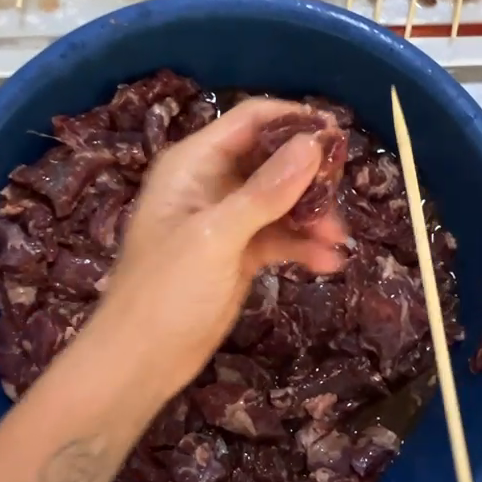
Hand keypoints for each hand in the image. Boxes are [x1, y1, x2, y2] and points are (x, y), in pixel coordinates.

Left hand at [90, 99, 348, 393]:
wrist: (140, 361)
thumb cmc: (167, 290)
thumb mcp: (216, 236)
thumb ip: (265, 191)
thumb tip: (314, 143)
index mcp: (194, 163)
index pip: (250, 120)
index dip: (294, 119)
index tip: (337, 134)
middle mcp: (211, 182)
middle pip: (271, 158)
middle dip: (309, 175)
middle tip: (341, 194)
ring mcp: (226, 219)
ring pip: (281, 200)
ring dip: (311, 215)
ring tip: (338, 239)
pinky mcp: (239, 252)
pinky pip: (278, 236)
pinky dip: (302, 245)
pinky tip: (328, 262)